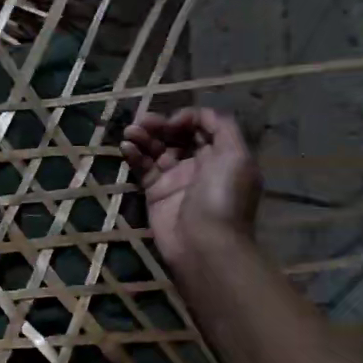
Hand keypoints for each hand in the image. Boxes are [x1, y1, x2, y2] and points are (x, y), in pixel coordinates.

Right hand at [120, 107, 259, 270]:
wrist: (204, 245)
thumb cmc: (222, 197)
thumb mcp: (236, 156)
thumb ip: (221, 126)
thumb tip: (192, 117)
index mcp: (221, 154)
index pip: (201, 125)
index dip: (186, 118)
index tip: (173, 123)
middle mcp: (199, 164)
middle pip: (177, 135)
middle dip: (160, 124)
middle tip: (143, 121)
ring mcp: (176, 178)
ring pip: (157, 148)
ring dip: (144, 135)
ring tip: (130, 131)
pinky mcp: (156, 192)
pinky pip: (143, 167)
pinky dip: (134, 154)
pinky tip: (126, 147)